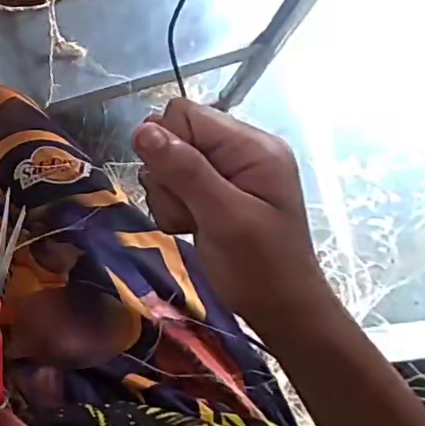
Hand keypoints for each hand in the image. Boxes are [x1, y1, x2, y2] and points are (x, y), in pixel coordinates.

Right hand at [131, 98, 334, 331]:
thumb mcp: (223, 216)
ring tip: (190, 222)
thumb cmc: (260, 266)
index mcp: (252, 147)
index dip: (167, 144)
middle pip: (172, 137)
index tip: (175, 184)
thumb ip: (185, 170)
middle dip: (166, 174)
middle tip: (187, 208)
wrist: (282, 310)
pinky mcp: (214, 192)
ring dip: (167, 195)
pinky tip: (189, 226)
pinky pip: (172, 185)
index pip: (185, 114)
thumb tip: (142, 130)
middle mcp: (239, 151)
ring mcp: (227, 172)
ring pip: (166, 164)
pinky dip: (172, 206)